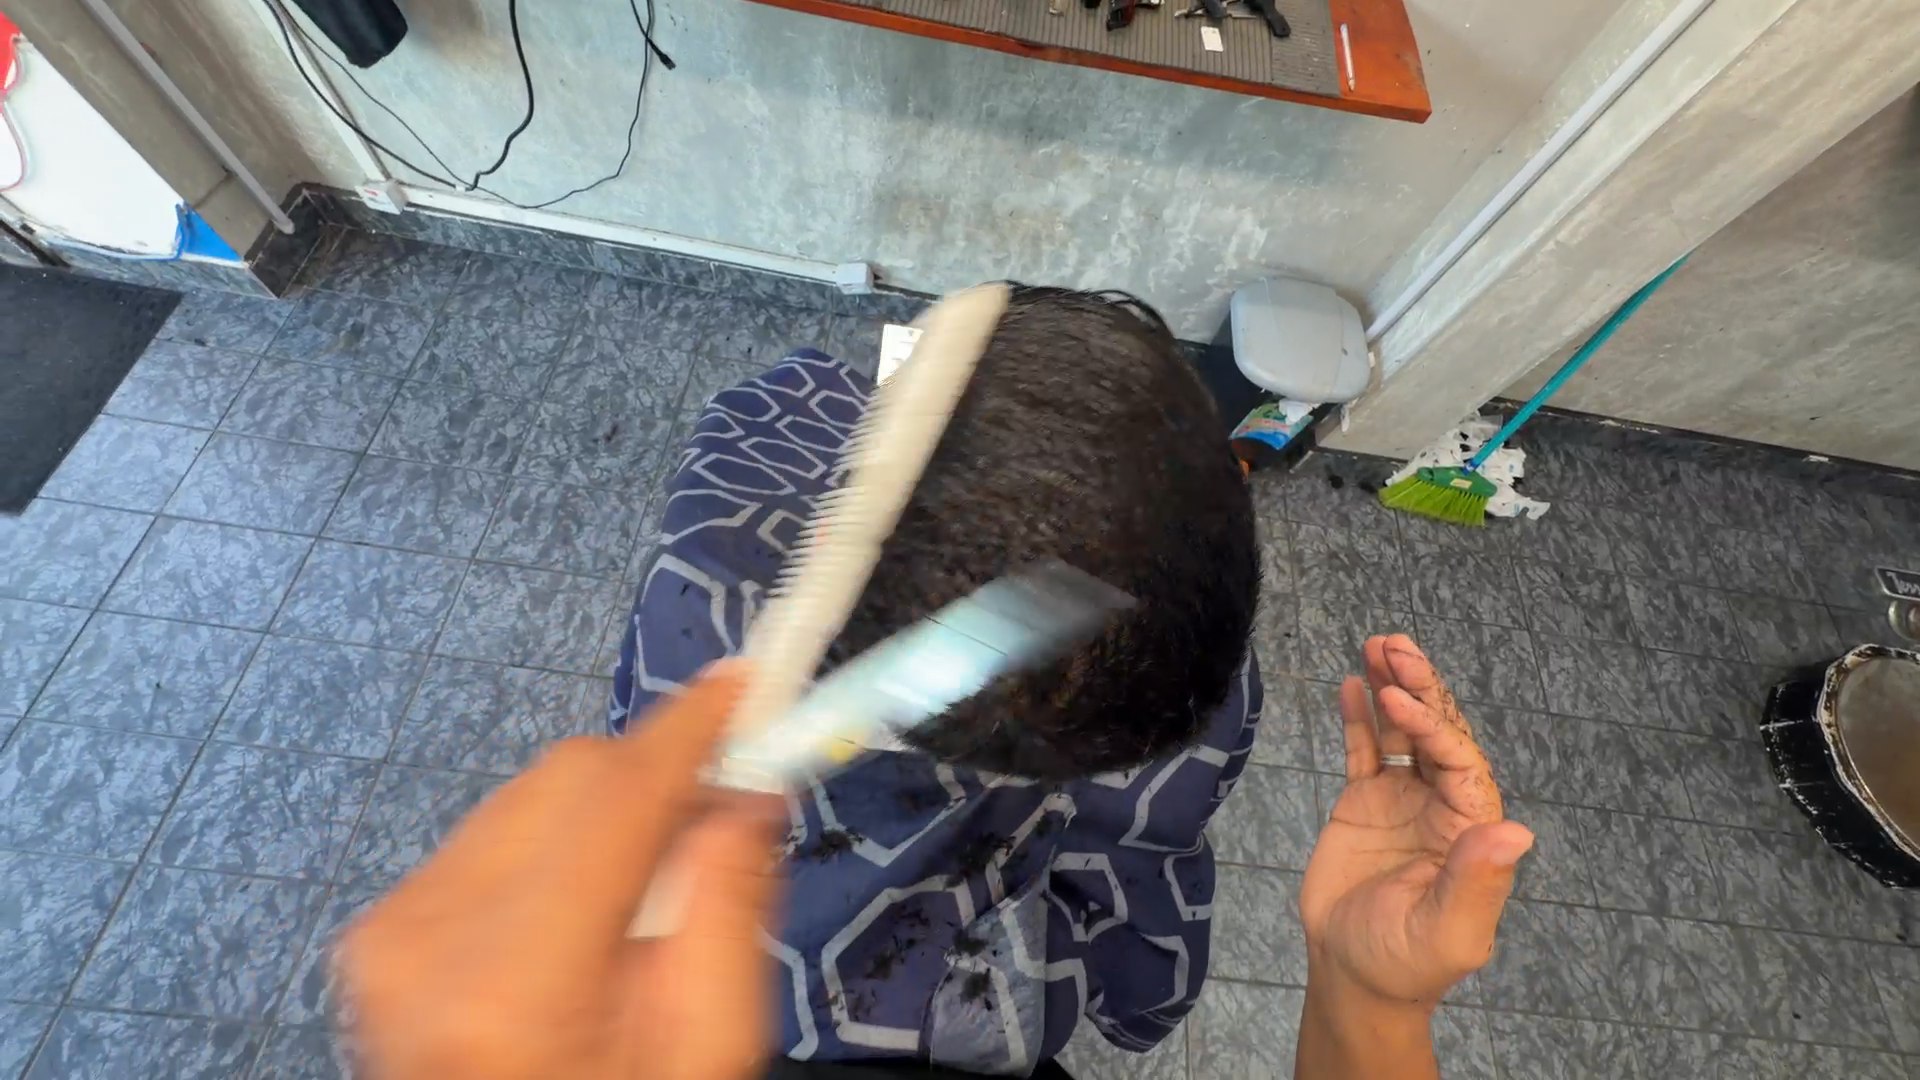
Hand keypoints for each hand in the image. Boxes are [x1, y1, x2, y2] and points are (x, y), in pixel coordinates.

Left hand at [333, 665, 783, 1079]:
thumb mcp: (710, 1042)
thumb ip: (733, 912)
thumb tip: (747, 795)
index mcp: (515, 981)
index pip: (615, 798)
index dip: (688, 726)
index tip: (742, 680)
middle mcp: (431, 934)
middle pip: (578, 774)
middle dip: (663, 775)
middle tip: (718, 815)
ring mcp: (396, 922)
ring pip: (547, 783)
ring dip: (619, 801)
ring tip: (651, 873)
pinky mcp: (389, 916)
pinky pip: (512, 814)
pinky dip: (574, 826)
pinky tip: (596, 889)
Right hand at [1298, 634, 1533, 1009]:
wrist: (1349, 968)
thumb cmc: (1402, 959)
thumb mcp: (1446, 931)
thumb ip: (1477, 881)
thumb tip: (1516, 829)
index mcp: (1469, 830)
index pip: (1458, 761)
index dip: (1431, 725)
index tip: (1396, 698)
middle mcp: (1440, 804)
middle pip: (1435, 733)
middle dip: (1418, 687)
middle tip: (1394, 644)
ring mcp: (1401, 798)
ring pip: (1399, 732)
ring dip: (1390, 688)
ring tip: (1376, 645)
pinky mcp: (1363, 799)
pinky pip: (1364, 749)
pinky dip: (1358, 717)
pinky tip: (1352, 684)